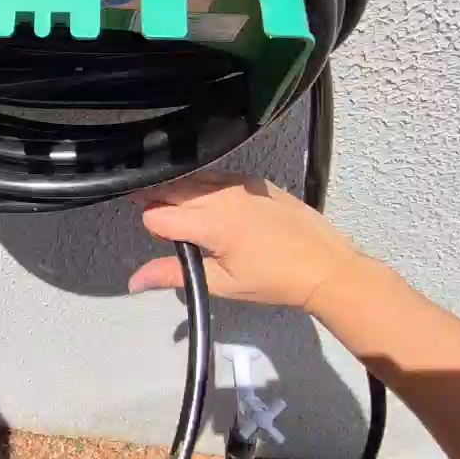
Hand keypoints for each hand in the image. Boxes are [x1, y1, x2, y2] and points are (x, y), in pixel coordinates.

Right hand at [126, 172, 368, 314]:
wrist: (325, 267)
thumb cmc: (273, 281)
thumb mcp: (222, 283)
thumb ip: (174, 275)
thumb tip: (133, 282)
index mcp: (210, 222)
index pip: (155, 214)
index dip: (154, 229)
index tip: (168, 243)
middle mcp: (220, 194)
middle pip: (169, 189)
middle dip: (160, 205)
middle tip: (173, 228)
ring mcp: (238, 183)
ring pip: (190, 178)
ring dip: (181, 193)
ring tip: (191, 216)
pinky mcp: (253, 179)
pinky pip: (216, 174)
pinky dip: (205, 186)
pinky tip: (215, 204)